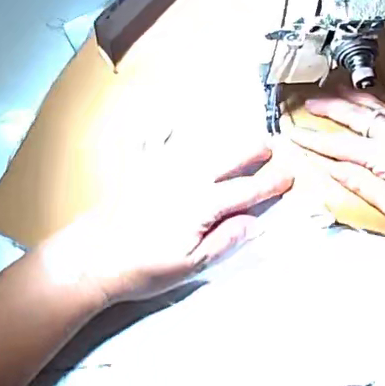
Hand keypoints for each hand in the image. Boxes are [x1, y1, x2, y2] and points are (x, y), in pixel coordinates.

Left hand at [39, 140, 293, 305]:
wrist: (95, 258)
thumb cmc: (145, 267)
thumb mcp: (192, 264)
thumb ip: (226, 239)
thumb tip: (256, 222)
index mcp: (203, 203)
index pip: (246, 190)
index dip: (270, 183)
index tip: (288, 176)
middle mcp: (185, 176)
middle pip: (227, 156)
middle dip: (252, 149)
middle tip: (268, 147)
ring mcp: (160, 167)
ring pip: (197, 141)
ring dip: (219, 135)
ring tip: (233, 130)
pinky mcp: (137, 165)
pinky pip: (152, 136)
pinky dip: (162, 125)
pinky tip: (168, 118)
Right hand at [292, 85, 384, 255]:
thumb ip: (362, 183)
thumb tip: (333, 170)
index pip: (340, 145)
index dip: (316, 141)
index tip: (297, 136)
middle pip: (356, 115)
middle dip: (329, 108)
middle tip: (309, 104)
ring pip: (380, 103)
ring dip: (355, 96)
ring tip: (338, 90)